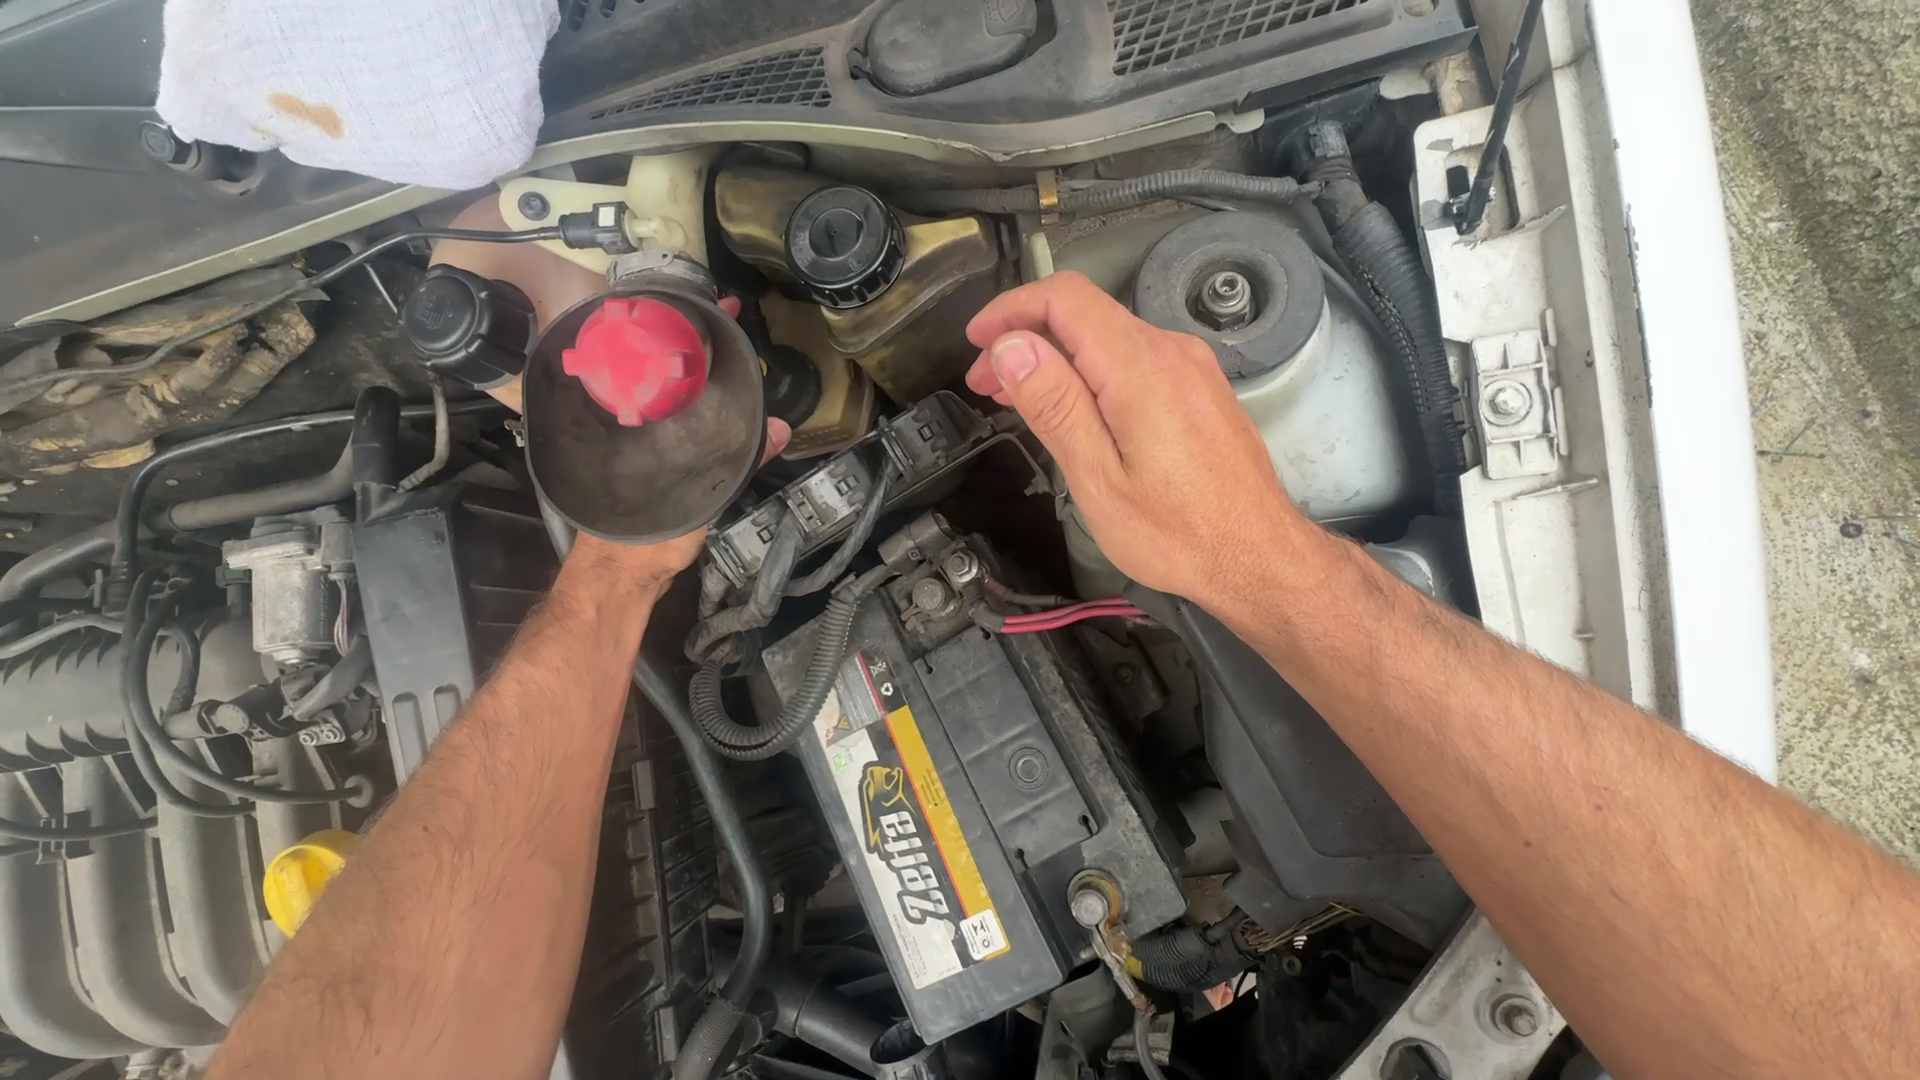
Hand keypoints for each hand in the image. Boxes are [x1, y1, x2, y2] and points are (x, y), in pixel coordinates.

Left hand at [559, 293, 785, 596]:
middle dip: (692, 345)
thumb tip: (782, 429)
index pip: (657, 353)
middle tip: (728, 325)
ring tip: (731, 355)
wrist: (622, 574)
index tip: (712, 304)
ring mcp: (638, 437)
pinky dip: (695, 405)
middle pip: (662, 368)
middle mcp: (631, 420)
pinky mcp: (650, 456)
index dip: (683, 325)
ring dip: (694, 373)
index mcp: (632, 417)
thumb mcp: (694, 495)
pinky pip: (673, 418)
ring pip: (666, 392)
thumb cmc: (641, 533)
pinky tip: (721, 404)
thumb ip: (737, 460)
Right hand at [964, 272, 1311, 607]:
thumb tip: (1011, 347)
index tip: (975, 340)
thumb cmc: (1177, 532)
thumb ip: (1055, 405)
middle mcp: (1170, 351)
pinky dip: (1090, 371)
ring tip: (1019, 398)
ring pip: (1106, 336)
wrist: (1258, 556)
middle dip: (1024, 336)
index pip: (1065, 298)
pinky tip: (1072, 408)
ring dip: (1055, 356)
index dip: (1010, 308)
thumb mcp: (1098, 478)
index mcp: (1140, 367)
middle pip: (1084, 312)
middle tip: (986, 383)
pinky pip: (1132, 359)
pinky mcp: (1198, 388)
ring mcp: (1190, 367)